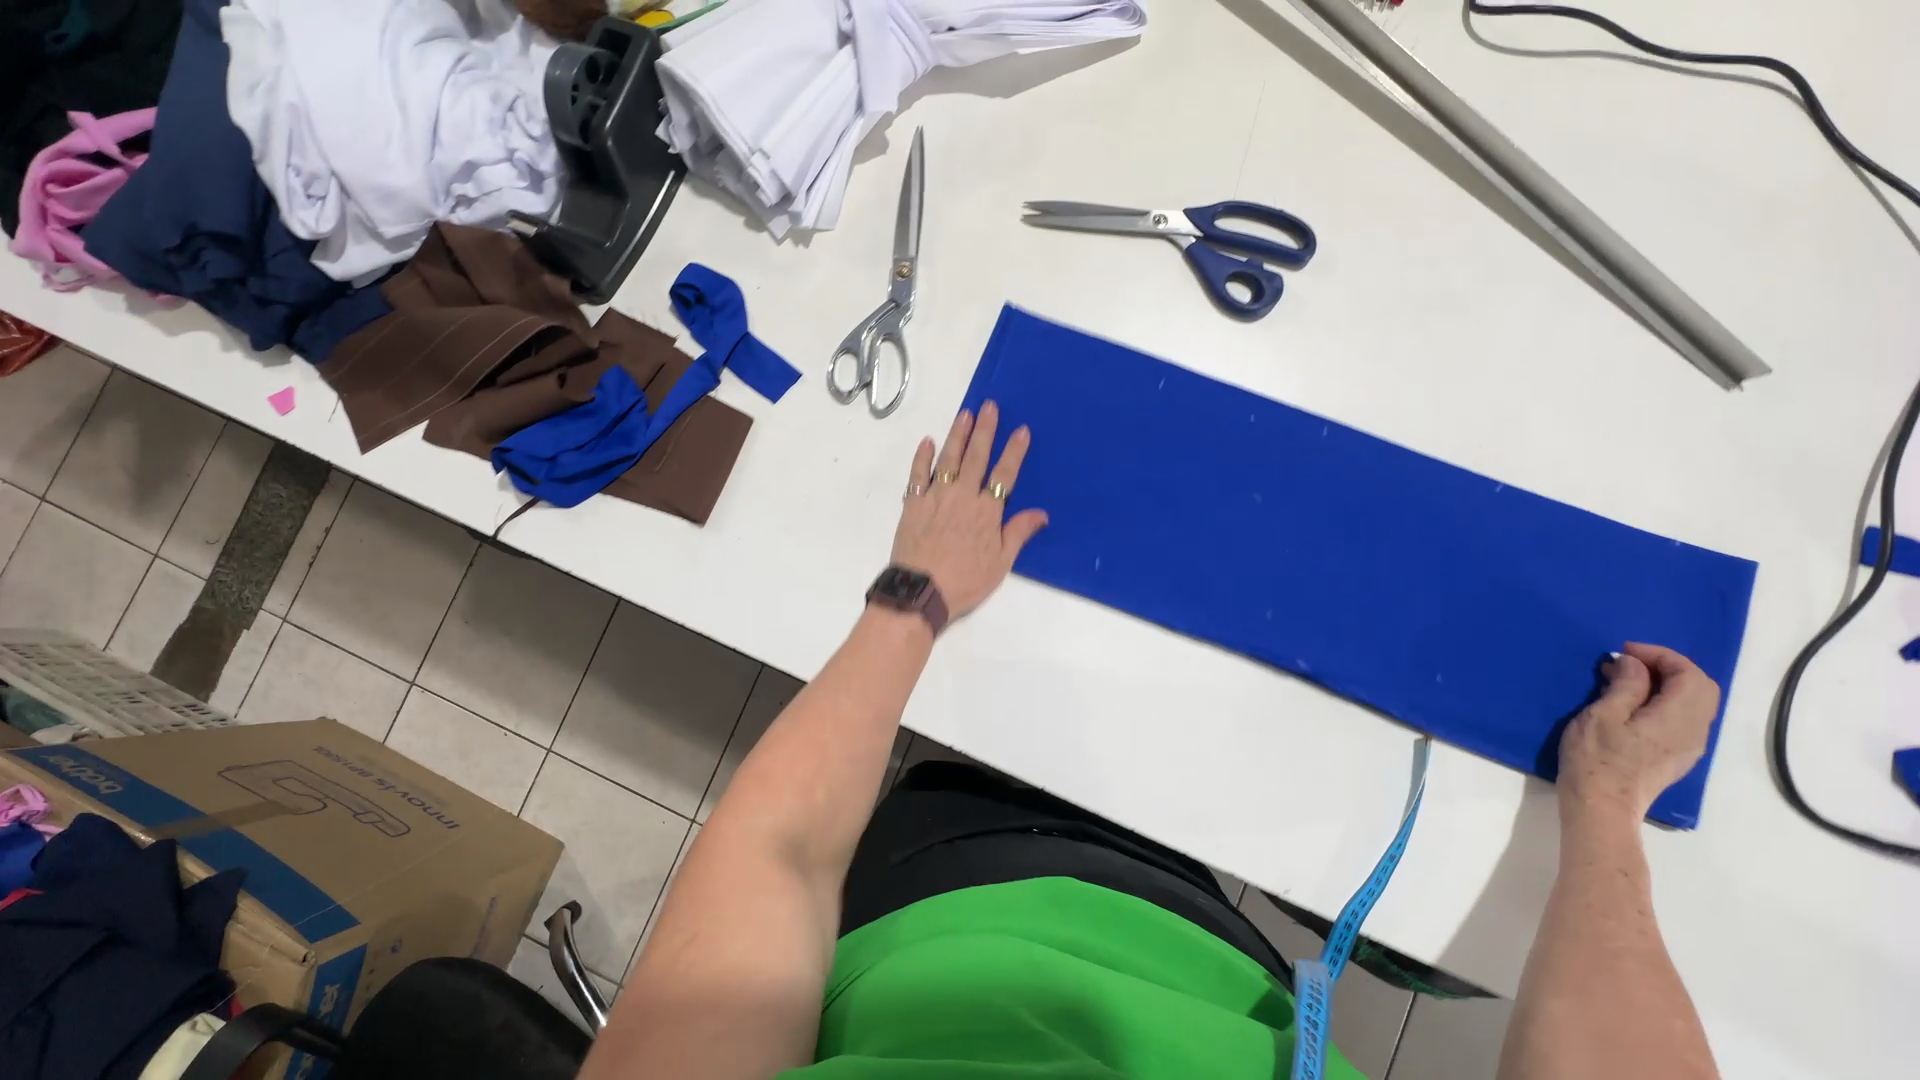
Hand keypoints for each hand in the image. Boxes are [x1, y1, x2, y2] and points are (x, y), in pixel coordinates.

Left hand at [889, 401, 1047, 620]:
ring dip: (957, 435)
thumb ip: (1018, 533)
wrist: (921, 590)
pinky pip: (917, 474)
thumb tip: (1041, 513)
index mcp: (987, 511)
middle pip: (976, 457)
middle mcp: (962, 496)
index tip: (1021, 430)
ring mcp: (935, 497)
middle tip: (989, 406)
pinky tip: (928, 442)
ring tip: (965, 414)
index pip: (1005, 474)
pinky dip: (923, 457)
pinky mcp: (912, 504)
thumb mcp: (1001, 563)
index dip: (1014, 451)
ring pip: (948, 459)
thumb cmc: (965, 581)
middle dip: (985, 431)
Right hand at [1556, 643, 1721, 823]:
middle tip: (1628, 663)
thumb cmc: (1596, 758)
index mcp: (1677, 718)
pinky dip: (1666, 701)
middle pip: (1701, 687)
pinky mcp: (1678, 755)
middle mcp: (1694, 730)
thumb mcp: (1602, 716)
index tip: (1624, 652)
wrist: (1602, 806)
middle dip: (1668, 667)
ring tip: (1625, 681)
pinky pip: (1685, 718)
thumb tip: (1635, 664)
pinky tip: (1634, 705)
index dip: (1661, 655)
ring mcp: (1689, 746)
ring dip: (1667, 684)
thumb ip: (1626, 686)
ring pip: (1695, 703)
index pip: (1690, 674)